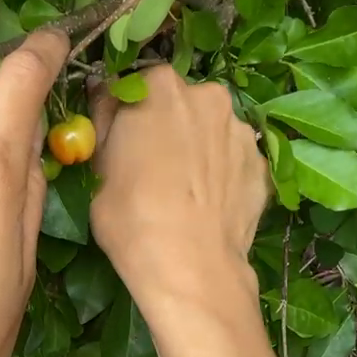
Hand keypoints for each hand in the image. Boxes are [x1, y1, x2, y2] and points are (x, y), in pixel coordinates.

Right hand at [90, 66, 268, 311]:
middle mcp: (206, 96)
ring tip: (183, 198)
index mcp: (159, 88)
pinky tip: (206, 210)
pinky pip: (232, 165)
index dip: (122, 120)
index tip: (117, 149)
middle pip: (178, 108)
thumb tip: (104, 101)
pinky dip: (220, 179)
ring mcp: (240, 130)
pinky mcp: (260, 165)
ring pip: (209, 135)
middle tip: (151, 177)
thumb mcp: (96, 174)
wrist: (191, 269)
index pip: (133, 89)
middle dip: (165, 132)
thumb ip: (104, 130)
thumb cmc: (132, 220)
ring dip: (196, 154)